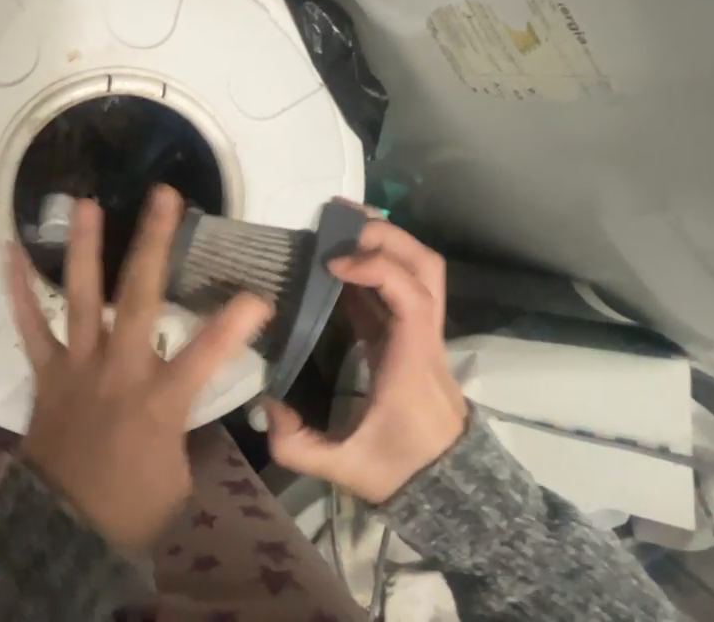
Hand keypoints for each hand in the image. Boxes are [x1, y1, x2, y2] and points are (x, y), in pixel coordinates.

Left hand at [7, 185, 272, 551]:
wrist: (65, 528)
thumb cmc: (131, 505)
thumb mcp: (176, 471)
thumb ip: (178, 421)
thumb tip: (175, 394)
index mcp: (161, 400)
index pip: (209, 353)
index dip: (235, 322)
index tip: (258, 293)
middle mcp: (120, 369)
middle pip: (141, 297)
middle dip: (155, 243)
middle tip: (164, 197)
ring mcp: (78, 364)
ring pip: (82, 296)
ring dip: (86, 248)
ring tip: (87, 204)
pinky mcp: (47, 370)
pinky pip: (30, 325)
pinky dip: (19, 290)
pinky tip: (9, 251)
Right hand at [265, 210, 467, 503]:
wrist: (448, 491)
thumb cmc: (402, 472)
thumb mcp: (348, 469)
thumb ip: (299, 445)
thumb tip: (265, 406)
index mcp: (413, 360)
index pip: (411, 295)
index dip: (374, 268)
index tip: (330, 265)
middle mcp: (424, 337)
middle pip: (426, 266)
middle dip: (386, 236)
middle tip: (337, 222)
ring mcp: (419, 334)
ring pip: (419, 270)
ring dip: (383, 241)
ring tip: (339, 223)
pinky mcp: (407, 337)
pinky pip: (394, 288)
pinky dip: (369, 266)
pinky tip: (334, 261)